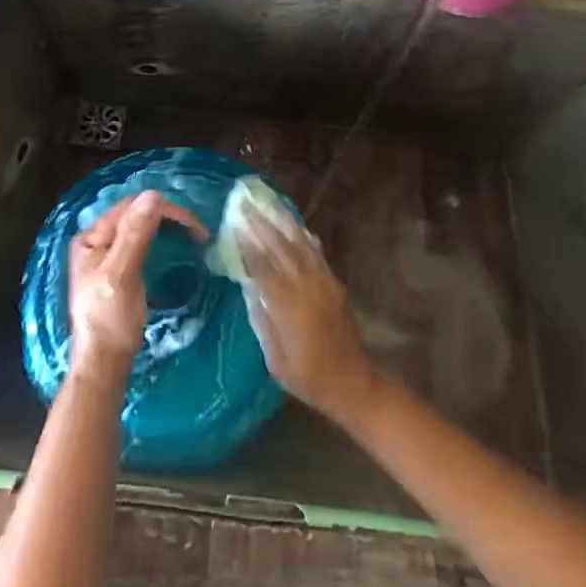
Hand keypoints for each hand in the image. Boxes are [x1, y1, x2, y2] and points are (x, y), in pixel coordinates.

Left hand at [68, 190, 207, 373]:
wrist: (104, 363)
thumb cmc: (110, 320)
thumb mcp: (122, 274)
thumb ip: (135, 235)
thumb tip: (154, 195)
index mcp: (92, 238)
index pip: (131, 208)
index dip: (165, 210)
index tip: (196, 227)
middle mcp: (97, 241)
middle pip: (136, 215)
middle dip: (168, 217)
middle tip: (199, 233)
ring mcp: (107, 256)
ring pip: (141, 228)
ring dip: (167, 228)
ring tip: (193, 237)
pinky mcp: (119, 271)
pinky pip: (142, 244)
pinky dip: (162, 241)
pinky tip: (176, 247)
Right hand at [235, 204, 375, 419]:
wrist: (353, 382)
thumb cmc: (309, 378)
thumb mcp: (276, 360)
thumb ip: (263, 320)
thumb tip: (249, 287)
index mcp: (290, 307)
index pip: (264, 268)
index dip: (248, 245)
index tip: (233, 224)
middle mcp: (309, 288)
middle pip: (282, 249)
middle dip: (262, 225)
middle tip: (245, 204)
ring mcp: (325, 284)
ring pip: (301, 245)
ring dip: (283, 223)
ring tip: (268, 204)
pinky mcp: (335, 285)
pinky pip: (316, 254)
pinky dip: (304, 237)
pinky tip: (296, 226)